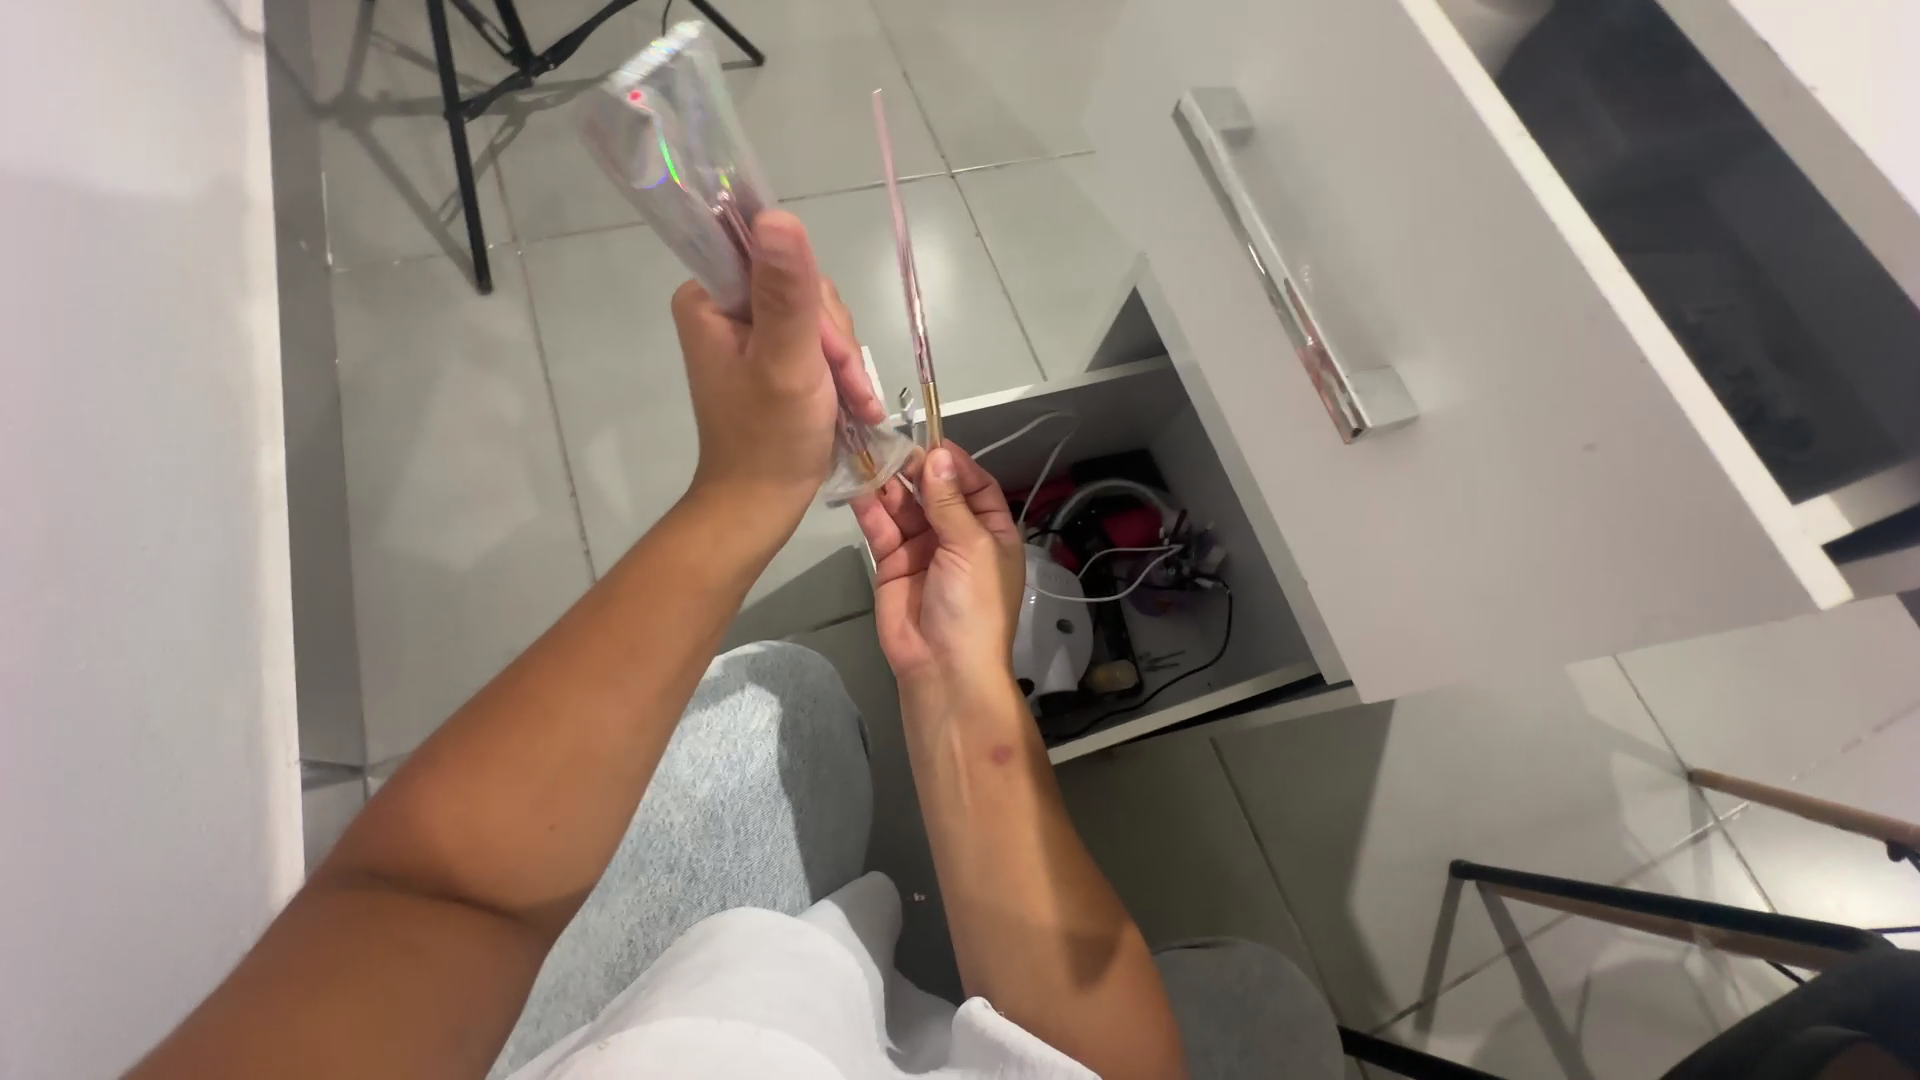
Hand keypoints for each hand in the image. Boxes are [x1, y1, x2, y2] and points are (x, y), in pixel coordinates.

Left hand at [670, 211, 882, 519]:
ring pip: (819, 319)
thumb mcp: (785, 361)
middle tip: (847, 388)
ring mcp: (751, 335)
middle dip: (834, 343)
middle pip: (804, 291)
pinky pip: (819, 345)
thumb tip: (779, 214)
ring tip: (854, 404)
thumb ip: (786, 291)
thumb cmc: (770, 438)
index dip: (813, 303)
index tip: (829, 353)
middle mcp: (726, 309)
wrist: (764, 502)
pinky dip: (841, 375)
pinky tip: (854, 405)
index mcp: (710, 299)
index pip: (776, 261)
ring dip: (844, 363)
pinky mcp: (772, 358)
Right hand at [851, 444, 1025, 696]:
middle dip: (915, 470)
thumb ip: (950, 501)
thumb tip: (938, 455)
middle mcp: (958, 536)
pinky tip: (858, 486)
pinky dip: (870, 508)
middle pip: (936, 491)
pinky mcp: (891, 562)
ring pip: (905, 506)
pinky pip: (882, 528)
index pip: (975, 485)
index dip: (955, 464)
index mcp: (992, 532)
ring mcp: (923, 549)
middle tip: (891, 447)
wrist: (943, 667)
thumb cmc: (973, 606)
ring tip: (869, 458)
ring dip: (889, 484)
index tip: (931, 443)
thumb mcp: (971, 547)